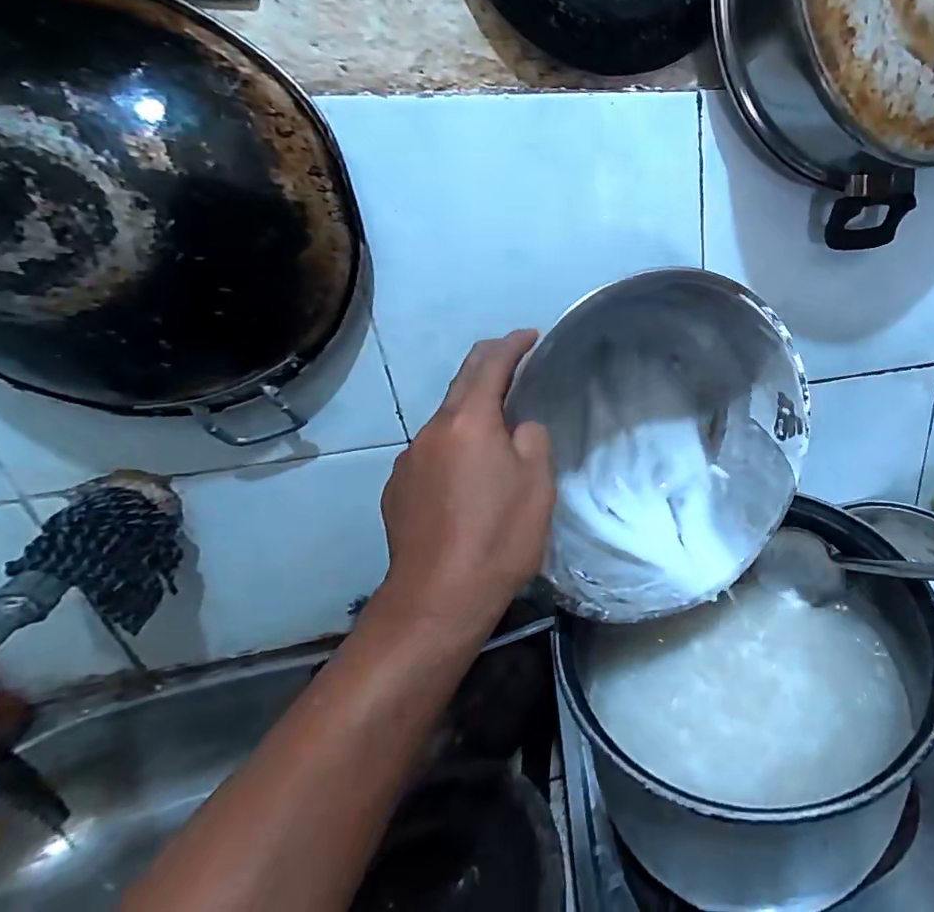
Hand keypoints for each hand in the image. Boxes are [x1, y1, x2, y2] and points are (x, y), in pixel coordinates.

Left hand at [378, 330, 554, 631]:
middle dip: (489, 366)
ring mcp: (408, 460)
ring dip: (471, 416)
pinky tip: (466, 482)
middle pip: (461, 385)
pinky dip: (453, 451)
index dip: (512, 345)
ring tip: (496, 436)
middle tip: (514, 361)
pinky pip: (431, 456)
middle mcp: (432, 431)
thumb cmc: (498, 537)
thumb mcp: (537, 485)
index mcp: (469, 422)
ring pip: (446, 424)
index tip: (529, 336)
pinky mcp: (397, 489)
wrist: (438, 597)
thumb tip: (518, 428)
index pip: (490, 365)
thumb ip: (532, 440)